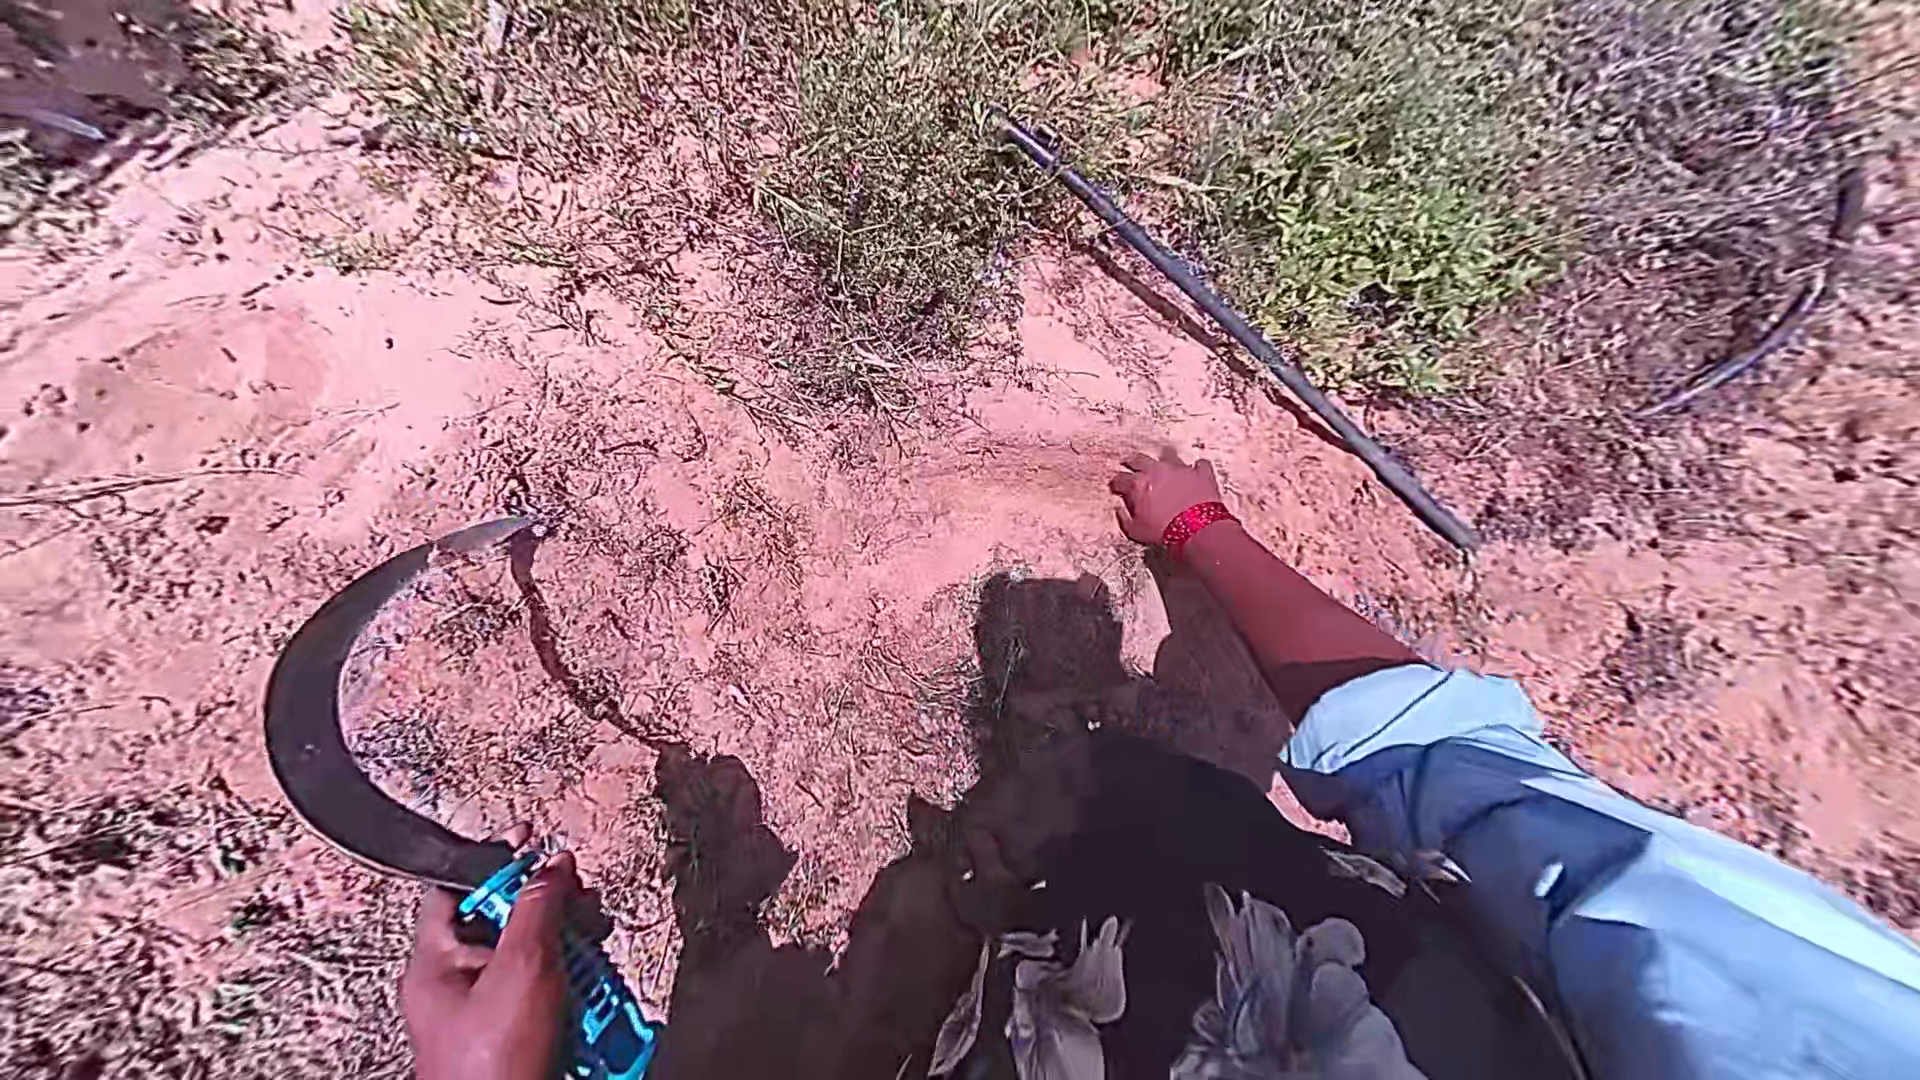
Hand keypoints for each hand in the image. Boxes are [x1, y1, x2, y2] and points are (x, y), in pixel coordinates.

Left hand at [401, 845, 576, 1079]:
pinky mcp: (518, 1012)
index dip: (488, 858)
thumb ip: (538, 906)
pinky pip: (547, 967)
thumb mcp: (522, 966)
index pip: (452, 889)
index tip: (528, 837)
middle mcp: (457, 975)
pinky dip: (573, 959)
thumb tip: (554, 862)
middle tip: (576, 898)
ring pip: (532, 937)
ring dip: (568, 931)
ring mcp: (489, 995)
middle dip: (547, 899)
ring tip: (591, 940)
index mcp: (437, 962)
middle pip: (503, 910)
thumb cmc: (497, 1056)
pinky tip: (592, 969)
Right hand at [1108, 450, 1223, 544]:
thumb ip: (1124, 518)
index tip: (1116, 487)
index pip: (1119, 479)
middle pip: (1138, 460)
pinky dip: (1195, 469)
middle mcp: (1156, 471)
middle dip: (1132, 463)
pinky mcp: (1200, 474)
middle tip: (1130, 466)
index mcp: (1137, 484)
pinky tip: (1194, 473)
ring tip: (1163, 468)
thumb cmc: (1165, 531)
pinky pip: (1199, 465)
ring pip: (1167, 457)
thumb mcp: (1135, 531)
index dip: (1116, 484)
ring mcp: (1179, 470)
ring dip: (1163, 463)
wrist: (1196, 531)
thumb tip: (1120, 512)